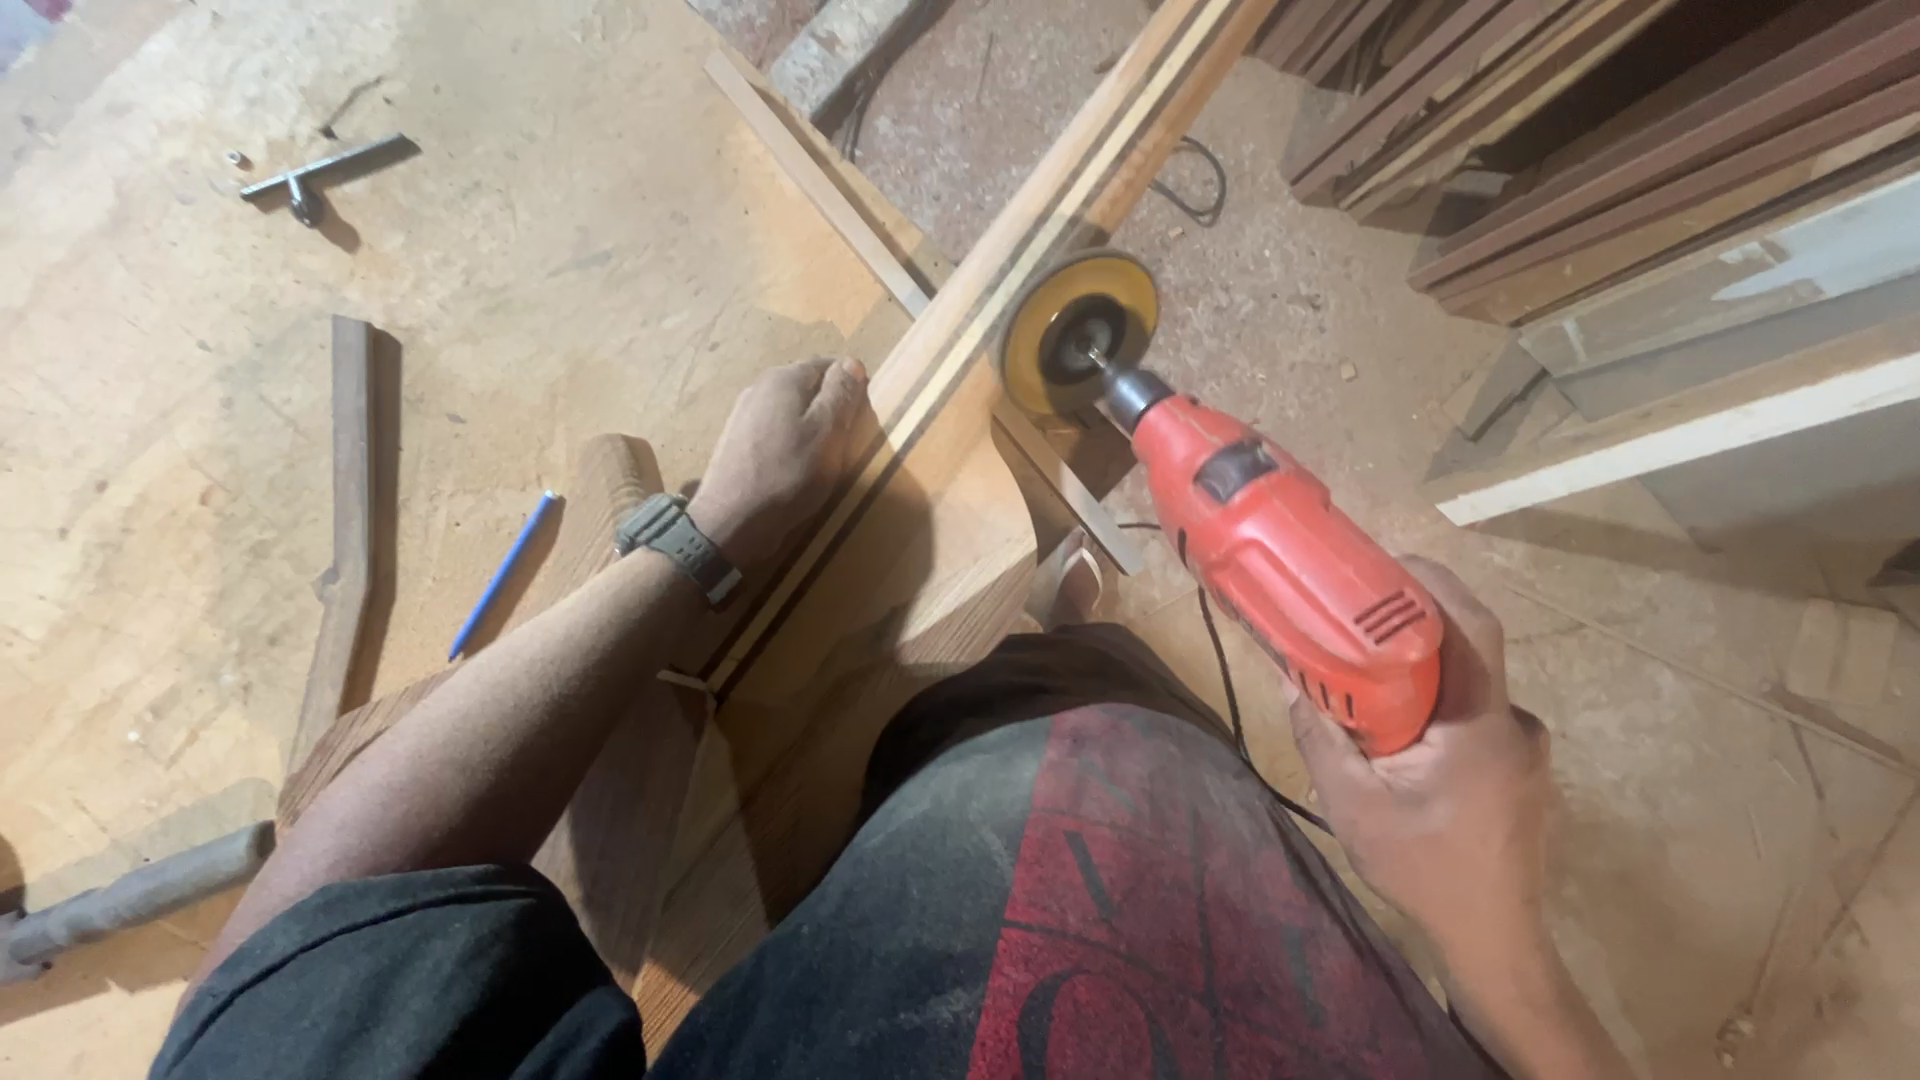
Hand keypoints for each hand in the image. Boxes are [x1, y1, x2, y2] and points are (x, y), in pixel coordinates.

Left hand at [689, 357, 869, 569]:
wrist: (733, 521)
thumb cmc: (789, 475)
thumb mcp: (827, 432)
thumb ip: (840, 395)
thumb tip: (852, 362)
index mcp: (783, 379)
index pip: (828, 365)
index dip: (849, 389)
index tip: (859, 420)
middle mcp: (759, 388)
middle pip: (807, 388)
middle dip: (829, 408)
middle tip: (844, 443)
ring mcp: (744, 415)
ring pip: (790, 411)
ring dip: (810, 428)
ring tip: (821, 460)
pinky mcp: (738, 443)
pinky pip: (775, 432)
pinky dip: (791, 444)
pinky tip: (795, 469)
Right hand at [1287, 558, 1553, 960]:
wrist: (1493, 938)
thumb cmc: (1421, 867)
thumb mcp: (1351, 802)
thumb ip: (1320, 735)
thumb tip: (1289, 679)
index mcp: (1480, 726)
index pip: (1472, 629)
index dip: (1435, 584)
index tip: (1387, 562)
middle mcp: (1514, 724)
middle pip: (1466, 649)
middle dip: (1411, 622)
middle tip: (1352, 612)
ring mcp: (1523, 745)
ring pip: (1466, 685)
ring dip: (1418, 670)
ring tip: (1362, 678)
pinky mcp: (1517, 764)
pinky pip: (1472, 712)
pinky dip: (1434, 702)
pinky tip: (1397, 731)